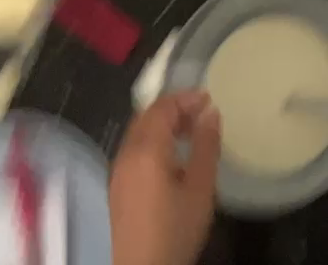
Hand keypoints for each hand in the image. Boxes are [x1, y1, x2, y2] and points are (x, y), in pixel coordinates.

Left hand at [110, 92, 220, 264]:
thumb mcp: (201, 188)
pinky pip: (133, 149)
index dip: (186, 97)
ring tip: (189, 132)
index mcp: (146, 149)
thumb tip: (211, 112)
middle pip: (147, 115)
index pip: (163, 107)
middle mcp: (126, 153)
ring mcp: (117, 171)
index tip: (209, 99)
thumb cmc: (175, 230)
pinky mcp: (116, 188)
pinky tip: (170, 158)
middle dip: (173, 107)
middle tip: (200, 112)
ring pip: (138, 131)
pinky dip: (152, 140)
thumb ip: (206, 146)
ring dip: (162, 123)